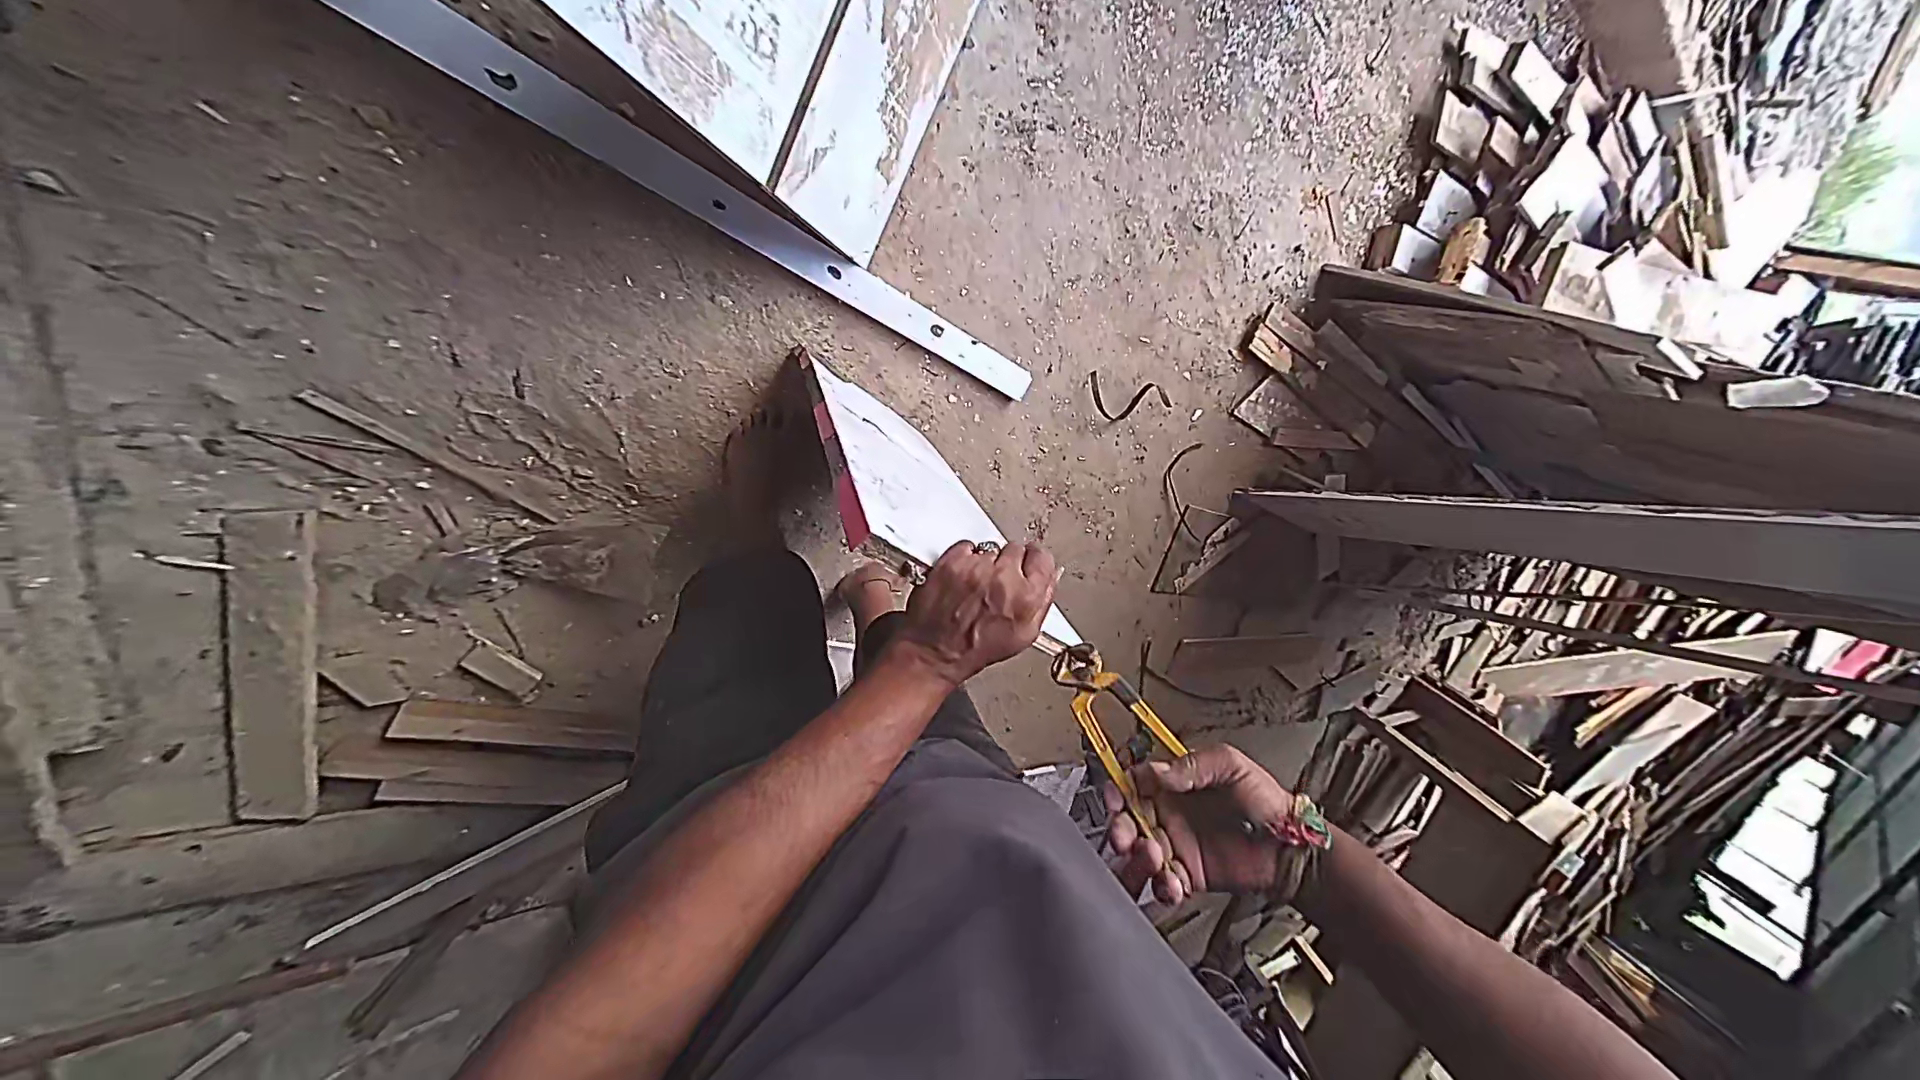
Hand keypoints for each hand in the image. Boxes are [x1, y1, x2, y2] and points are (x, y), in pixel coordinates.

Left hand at [888, 540, 1056, 687]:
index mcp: (1027, 597)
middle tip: (997, 583)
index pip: (1042, 558)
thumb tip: (1051, 577)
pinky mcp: (952, 562)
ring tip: (976, 586)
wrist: (937, 652)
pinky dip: (964, 559)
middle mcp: (1003, 578)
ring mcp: (976, 568)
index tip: (1028, 563)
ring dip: (985, 563)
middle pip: (1016, 549)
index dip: (1034, 561)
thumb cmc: (977, 648)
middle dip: (1009, 563)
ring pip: (990, 548)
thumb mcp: (1025, 635)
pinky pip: (966, 547)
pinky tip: (962, 579)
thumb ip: (1043, 600)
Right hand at [1106, 744, 1299, 904]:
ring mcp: (1176, 844)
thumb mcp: (1231, 765)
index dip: (1117, 791)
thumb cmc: (1266, 800)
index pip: (1132, 782)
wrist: (1292, 847)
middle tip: (1125, 838)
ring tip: (1156, 859)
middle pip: (1128, 819)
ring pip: (1139, 852)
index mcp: (1173, 783)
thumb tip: (1157, 771)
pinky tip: (1172, 883)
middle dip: (1120, 829)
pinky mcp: (1187, 874)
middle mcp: (1168, 812)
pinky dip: (1162, 885)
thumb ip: (1192, 765)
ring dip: (1139, 858)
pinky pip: (1162, 881)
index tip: (1116, 801)